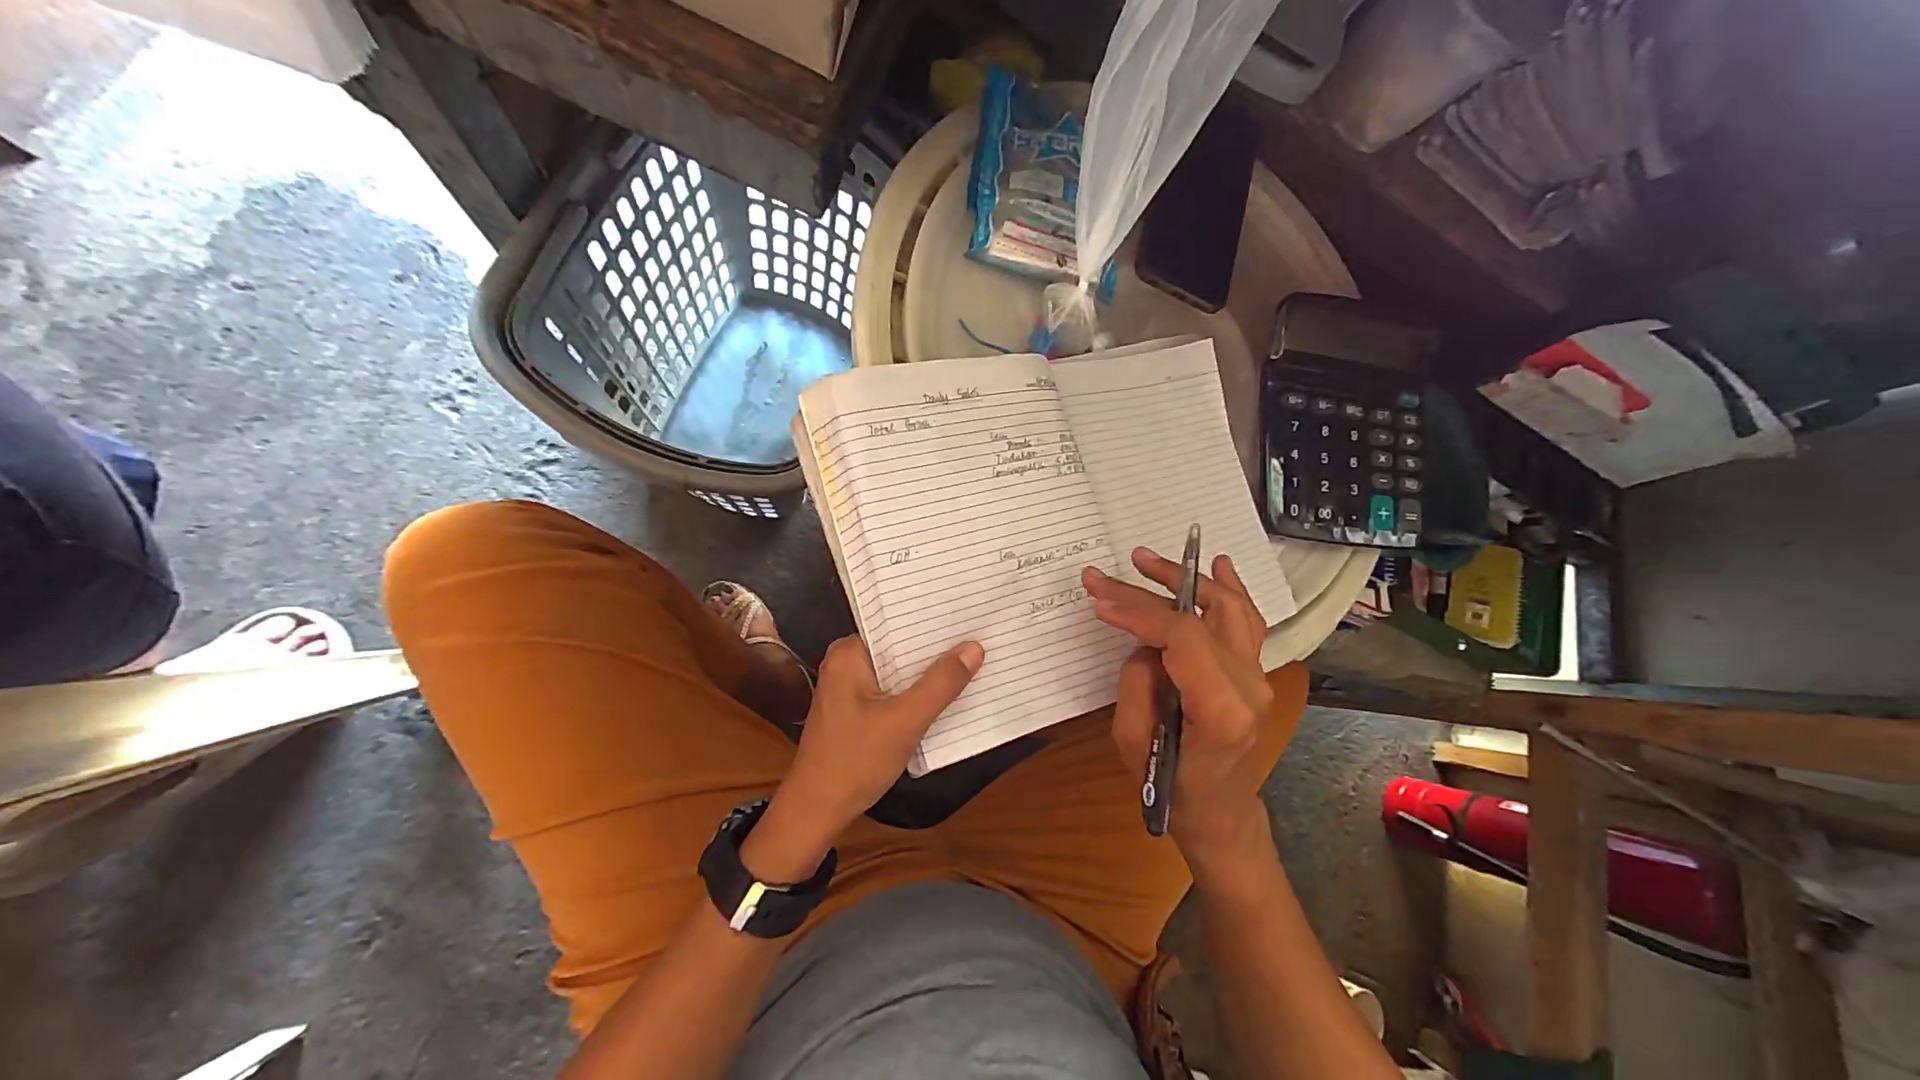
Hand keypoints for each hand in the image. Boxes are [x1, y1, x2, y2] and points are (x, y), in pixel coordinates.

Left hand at [745, 636, 982, 881]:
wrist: (817, 811)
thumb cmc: (855, 760)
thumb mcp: (905, 720)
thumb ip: (941, 683)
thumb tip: (975, 647)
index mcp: (849, 653)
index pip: (896, 622)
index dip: (932, 619)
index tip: (969, 612)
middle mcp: (846, 663)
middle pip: (899, 646)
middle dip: (935, 645)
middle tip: (980, 633)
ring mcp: (850, 688)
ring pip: (898, 670)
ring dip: (928, 671)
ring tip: (973, 657)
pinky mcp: (857, 710)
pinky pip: (893, 689)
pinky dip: (916, 692)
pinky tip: (947, 692)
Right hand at [1082, 548, 1273, 864]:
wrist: (1220, 812)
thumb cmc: (1172, 787)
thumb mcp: (1135, 743)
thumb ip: (1138, 684)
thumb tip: (1143, 641)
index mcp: (1223, 708)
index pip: (1183, 637)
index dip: (1139, 612)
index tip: (1100, 599)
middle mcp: (1249, 685)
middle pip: (1200, 616)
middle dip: (1147, 590)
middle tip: (1105, 576)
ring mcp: (1258, 676)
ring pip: (1229, 609)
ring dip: (1187, 579)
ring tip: (1147, 560)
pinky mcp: (1253, 672)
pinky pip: (1246, 622)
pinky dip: (1231, 589)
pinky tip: (1220, 565)